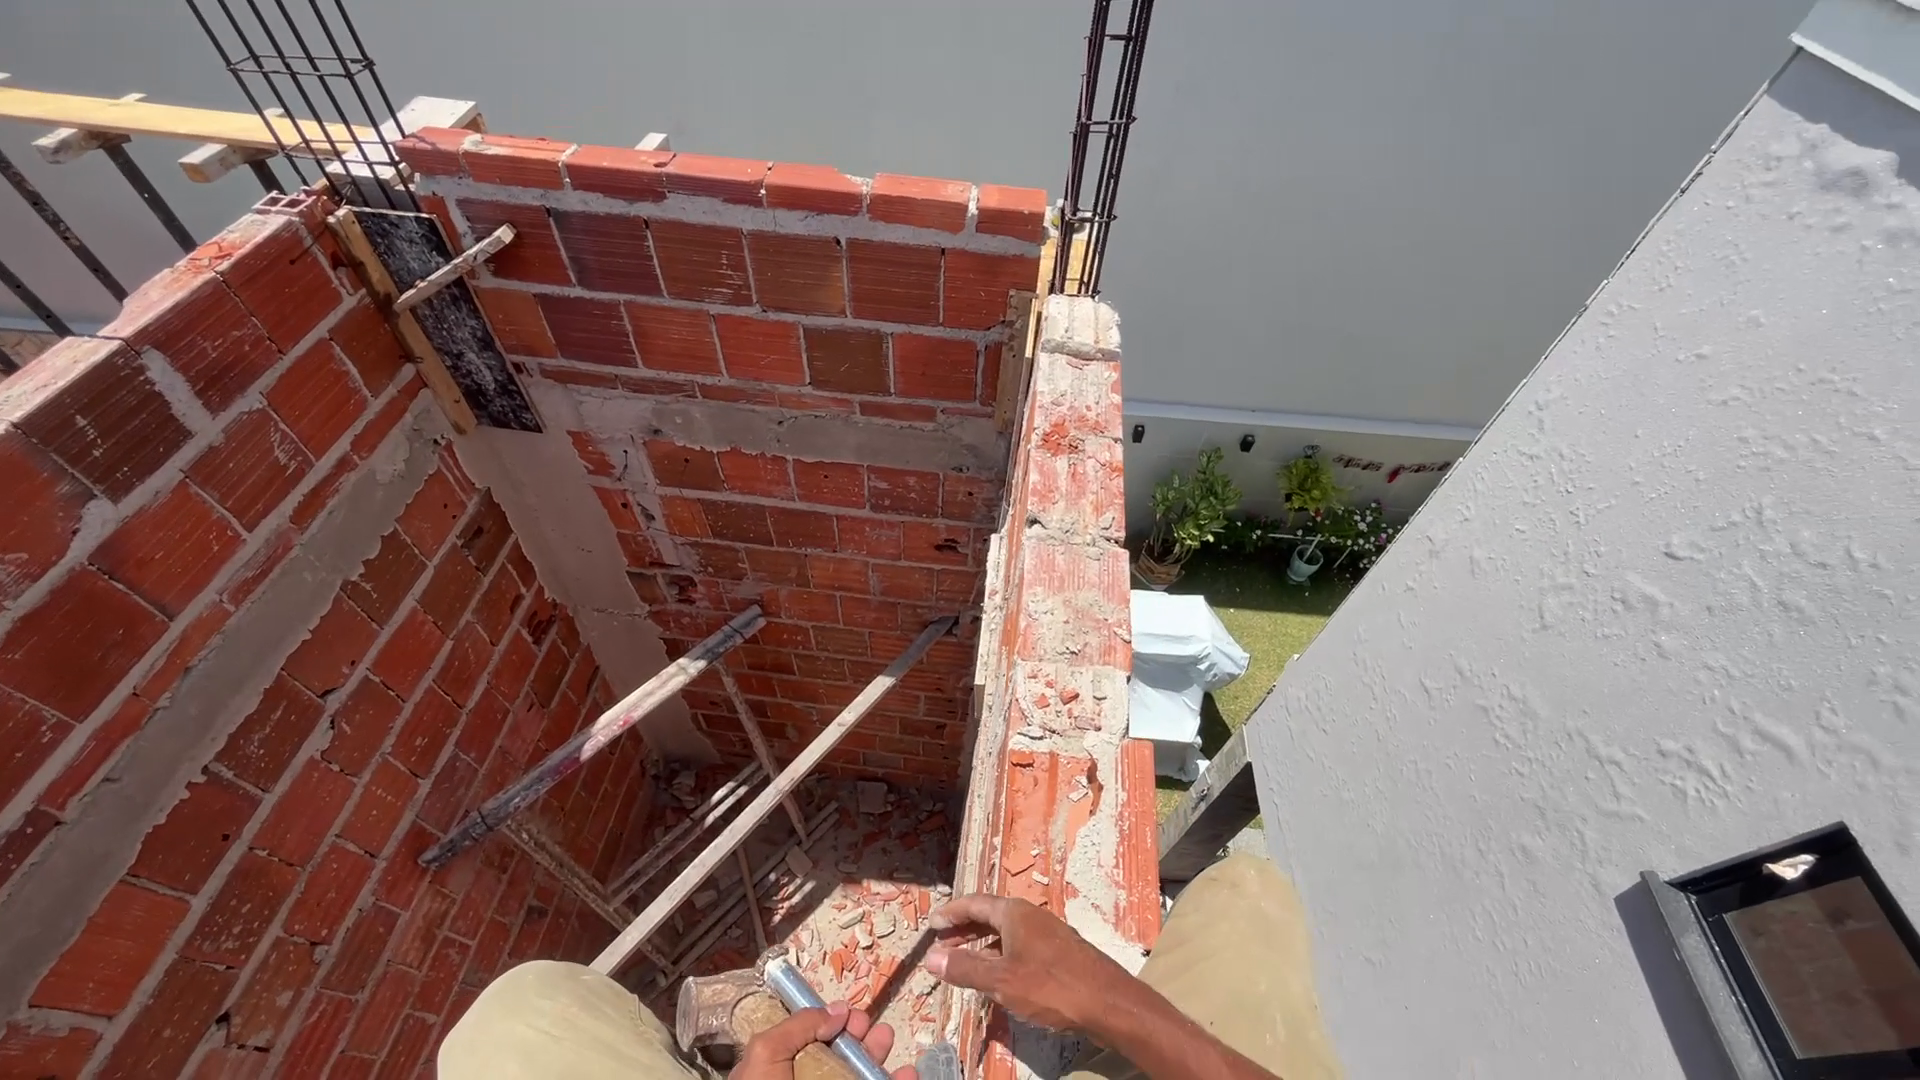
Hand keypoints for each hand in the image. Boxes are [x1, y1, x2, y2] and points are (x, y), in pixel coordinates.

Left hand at [732, 1000, 916, 1079]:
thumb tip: (838, 1011)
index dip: (836, 1023)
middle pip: (843, 1055)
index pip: (816, 1038)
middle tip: (872, 1029)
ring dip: (879, 1058)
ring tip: (888, 1040)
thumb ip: (799, 1026)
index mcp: (788, 1066)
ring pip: (863, 1075)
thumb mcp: (766, 1054)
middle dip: (862, 1037)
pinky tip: (908, 1074)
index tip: (850, 1015)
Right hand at [922, 894, 1130, 1031]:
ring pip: (1006, 933)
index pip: (974, 903)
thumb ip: (965, 968)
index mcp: (1014, 913)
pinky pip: (1020, 946)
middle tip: (942, 943)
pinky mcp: (1059, 953)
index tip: (932, 924)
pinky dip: (1001, 956)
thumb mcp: (1001, 980)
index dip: (951, 913)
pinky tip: (999, 977)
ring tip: (964, 962)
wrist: (1107, 1002)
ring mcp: (1047, 933)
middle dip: (964, 929)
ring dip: (982, 945)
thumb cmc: (1050, 985)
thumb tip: (930, 957)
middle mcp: (1030, 915)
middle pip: (989, 916)